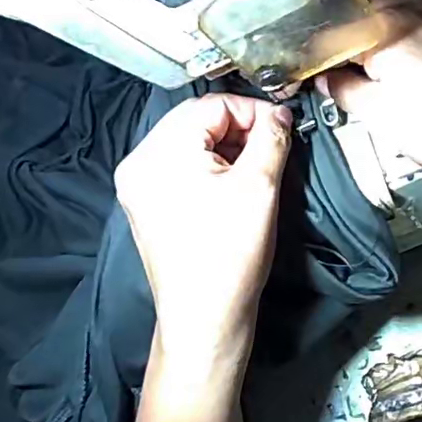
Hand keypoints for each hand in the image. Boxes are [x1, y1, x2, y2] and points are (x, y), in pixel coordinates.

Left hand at [115, 94, 293, 380]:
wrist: (205, 317)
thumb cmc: (229, 257)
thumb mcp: (260, 186)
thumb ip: (271, 137)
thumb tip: (279, 115)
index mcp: (160, 152)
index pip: (212, 104)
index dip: (254, 112)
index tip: (282, 130)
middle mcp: (140, 163)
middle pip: (197, 120)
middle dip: (240, 129)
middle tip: (272, 150)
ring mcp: (139, 186)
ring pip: (191, 143)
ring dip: (228, 148)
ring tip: (256, 172)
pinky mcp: (148, 205)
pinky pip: (182, 167)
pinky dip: (211, 167)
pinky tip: (235, 187)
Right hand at [319, 0, 421, 200]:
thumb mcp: (378, 115)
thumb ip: (343, 89)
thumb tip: (327, 78)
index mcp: (378, 26)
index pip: (326, 30)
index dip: (306, 53)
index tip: (296, 70)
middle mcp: (406, 7)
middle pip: (353, 5)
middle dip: (331, 27)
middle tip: (318, 58)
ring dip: (362, 8)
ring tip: (349, 36)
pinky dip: (399, 2)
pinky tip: (395, 16)